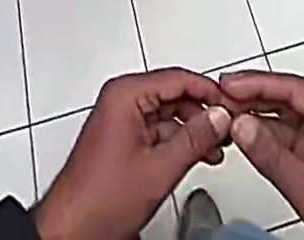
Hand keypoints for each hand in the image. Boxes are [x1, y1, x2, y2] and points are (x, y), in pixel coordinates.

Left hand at [34, 68, 233, 239]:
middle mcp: (122, 100)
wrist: (72, 231)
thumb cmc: (98, 200)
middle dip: (202, 111)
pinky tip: (196, 155)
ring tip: (217, 146)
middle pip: (172, 93)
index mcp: (126, 94)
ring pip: (167, 113)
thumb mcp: (159, 168)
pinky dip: (177, 141)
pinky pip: (157, 129)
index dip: (207, 91)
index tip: (230, 103)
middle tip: (228, 126)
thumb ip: (194, 139)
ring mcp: (121, 118)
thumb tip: (218, 117)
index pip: (176, 78)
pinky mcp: (123, 137)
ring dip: (192, 129)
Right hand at [218, 71, 303, 239]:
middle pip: (289, 99)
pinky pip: (286, 141)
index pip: (296, 89)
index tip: (229, 83)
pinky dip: (263, 138)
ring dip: (254, 117)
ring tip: (225, 113)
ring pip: (284, 119)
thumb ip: (274, 158)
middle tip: (220, 95)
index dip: (258, 83)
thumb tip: (242, 125)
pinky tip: (243, 135)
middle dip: (253, 97)